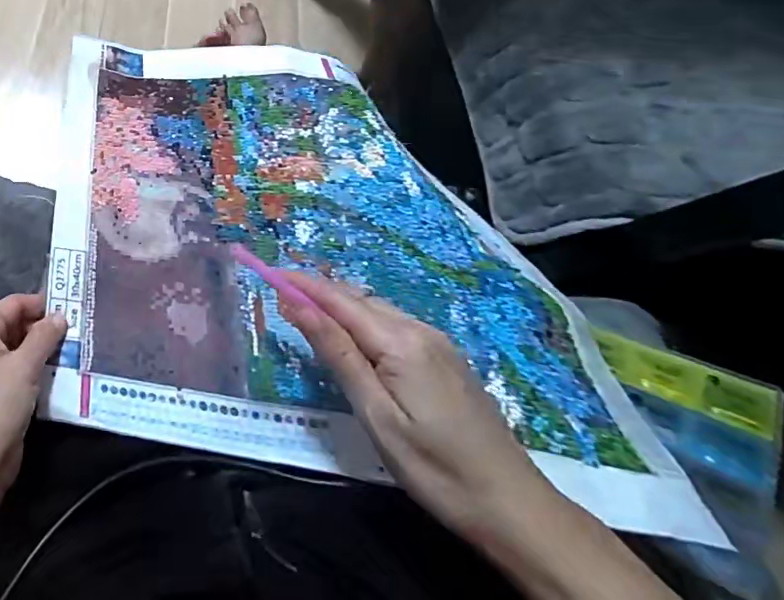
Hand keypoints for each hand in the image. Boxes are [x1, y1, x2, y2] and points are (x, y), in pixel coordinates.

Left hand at [0, 294, 66, 492]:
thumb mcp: (24, 365)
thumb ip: (44, 336)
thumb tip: (61, 315)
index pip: (14, 304)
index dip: (41, 303)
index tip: (72, 306)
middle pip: (19, 323)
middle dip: (46, 325)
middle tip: (81, 327)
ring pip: (24, 346)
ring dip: (47, 346)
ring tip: (79, 345)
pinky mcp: (4, 388)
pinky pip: (25, 366)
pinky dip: (43, 365)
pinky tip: (66, 367)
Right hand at [275, 271, 569, 546]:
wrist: (516, 510)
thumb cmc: (436, 468)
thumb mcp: (376, 414)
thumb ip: (337, 354)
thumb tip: (297, 305)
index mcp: (400, 341)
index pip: (338, 299)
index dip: (300, 284)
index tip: (267, 273)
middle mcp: (420, 330)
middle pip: (357, 298)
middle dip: (317, 291)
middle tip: (278, 295)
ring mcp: (439, 344)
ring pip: (377, 309)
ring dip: (339, 304)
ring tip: (305, 311)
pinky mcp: (447, 360)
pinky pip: (394, 324)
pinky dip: (363, 320)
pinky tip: (351, 335)